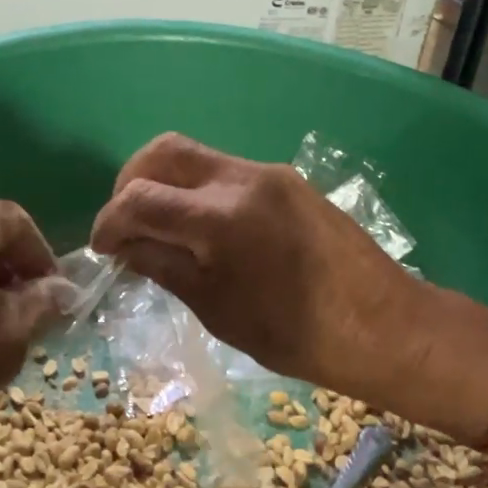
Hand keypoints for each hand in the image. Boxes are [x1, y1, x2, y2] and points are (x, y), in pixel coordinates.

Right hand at [89, 134, 487, 433]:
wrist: (386, 326)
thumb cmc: (298, 335)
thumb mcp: (217, 310)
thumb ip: (164, 265)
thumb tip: (124, 244)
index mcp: (220, 219)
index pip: (138, 199)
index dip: (108, 222)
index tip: (102, 248)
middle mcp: (240, 179)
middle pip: (162, 151)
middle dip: (130, 182)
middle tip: (125, 223)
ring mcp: (267, 172)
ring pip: (193, 154)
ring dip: (164, 181)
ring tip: (159, 225)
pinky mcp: (285, 177)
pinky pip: (223, 168)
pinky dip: (196, 188)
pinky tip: (201, 228)